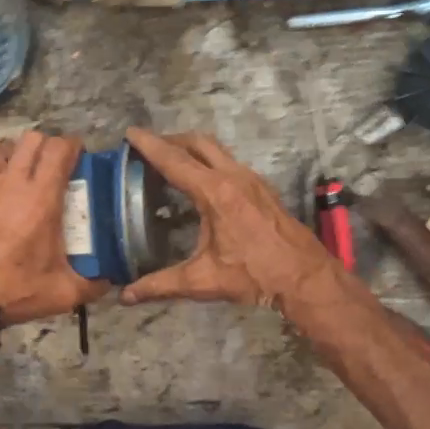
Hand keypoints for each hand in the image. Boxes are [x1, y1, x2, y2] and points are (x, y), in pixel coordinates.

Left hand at [0, 131, 109, 323]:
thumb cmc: (18, 290)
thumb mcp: (65, 292)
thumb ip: (94, 284)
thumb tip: (110, 281)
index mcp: (41, 197)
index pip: (59, 149)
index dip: (71, 146)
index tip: (78, 156)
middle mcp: (10, 184)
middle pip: (28, 140)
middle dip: (42, 145)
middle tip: (48, 163)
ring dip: (2, 155)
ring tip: (10, 170)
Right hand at [120, 129, 333, 308]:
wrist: (304, 276)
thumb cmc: (253, 275)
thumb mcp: (202, 281)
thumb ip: (160, 285)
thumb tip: (125, 296)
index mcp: (215, 193)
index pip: (175, 161)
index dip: (150, 145)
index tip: (130, 133)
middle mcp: (234, 177)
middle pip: (198, 143)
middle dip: (170, 139)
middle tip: (147, 146)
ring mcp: (251, 180)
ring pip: (216, 150)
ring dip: (191, 148)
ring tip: (169, 160)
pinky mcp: (262, 189)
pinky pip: (228, 163)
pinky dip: (207, 162)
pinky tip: (199, 182)